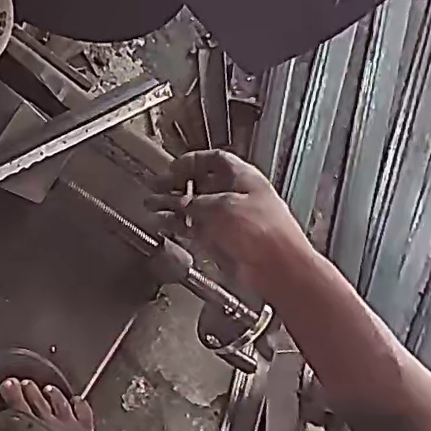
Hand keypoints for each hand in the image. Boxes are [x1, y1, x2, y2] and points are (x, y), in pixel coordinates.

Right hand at [146, 150, 310, 292]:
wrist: (278, 269)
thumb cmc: (263, 233)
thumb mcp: (222, 207)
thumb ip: (196, 203)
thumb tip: (181, 202)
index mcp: (243, 179)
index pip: (214, 160)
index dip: (192, 161)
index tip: (172, 166)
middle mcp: (236, 197)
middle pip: (202, 185)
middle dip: (177, 184)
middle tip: (156, 185)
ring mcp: (229, 221)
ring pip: (195, 209)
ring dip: (173, 206)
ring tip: (151, 204)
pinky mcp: (224, 243)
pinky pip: (196, 230)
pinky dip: (179, 226)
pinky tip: (163, 224)